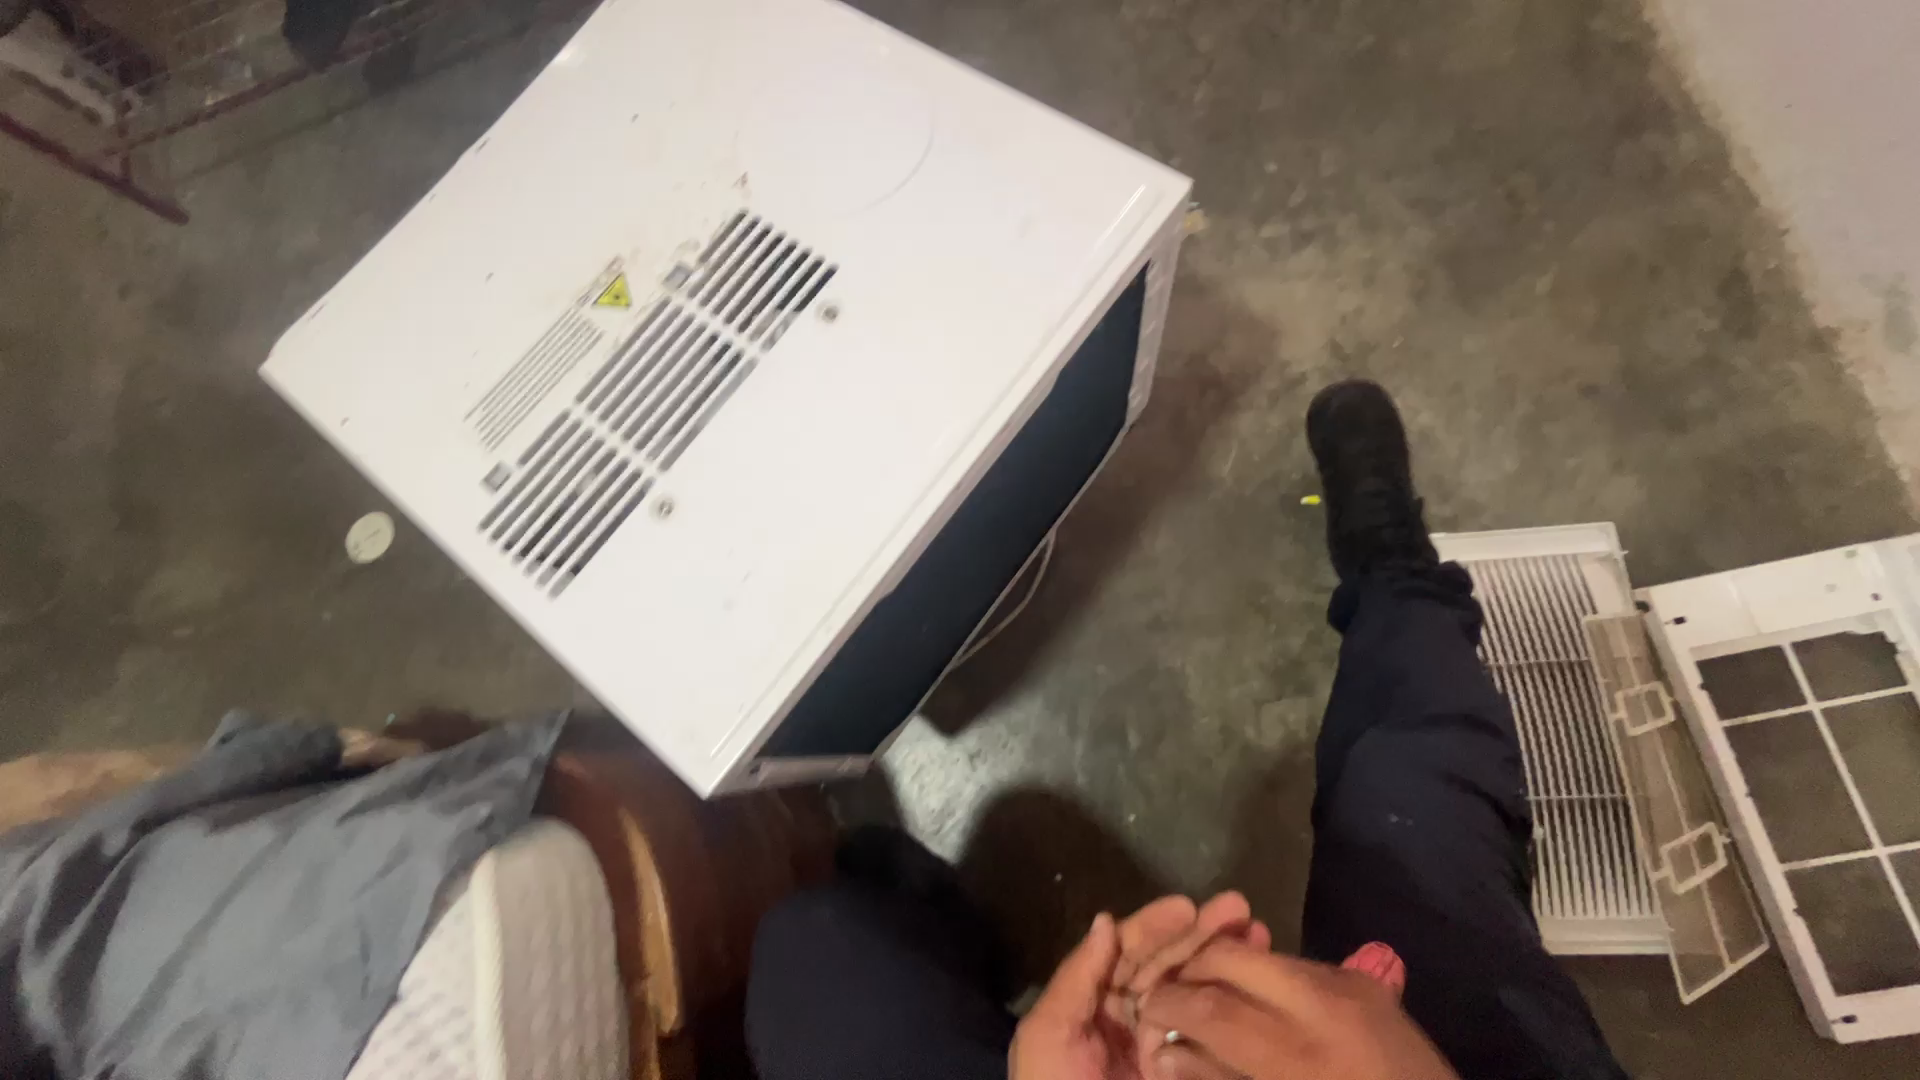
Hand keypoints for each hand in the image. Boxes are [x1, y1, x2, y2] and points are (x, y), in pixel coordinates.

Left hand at [1010, 895, 1267, 1079]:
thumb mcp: (1047, 1036)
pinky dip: (1236, 1011)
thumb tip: (1107, 920)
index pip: (1128, 953)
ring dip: (1225, 962)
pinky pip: (1214, 1041)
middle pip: (1169, 967)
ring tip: (1256, 933)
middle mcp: (1133, 1020)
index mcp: (1096, 1004)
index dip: (1156, 926)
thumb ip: (1077, 978)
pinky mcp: (1193, 1073)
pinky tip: (1261, 984)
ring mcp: (1166, 1052)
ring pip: (1196, 995)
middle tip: (1238, 908)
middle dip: (1200, 935)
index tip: (1188, 905)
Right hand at [1138, 941, 1458, 1079]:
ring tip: (1200, 996)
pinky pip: (1292, 964)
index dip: (1166, 1005)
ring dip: (1220, 969)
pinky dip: (1258, 977)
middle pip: (1228, 959)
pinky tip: (1251, 1006)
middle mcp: (1324, 1002)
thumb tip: (1164, 1053)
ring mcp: (1349, 984)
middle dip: (1185, 971)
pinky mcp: (1365, 983)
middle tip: (1164, 996)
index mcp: (1303, 1056)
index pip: (1211, 1007)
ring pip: (1258, 954)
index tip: (1141, 1013)